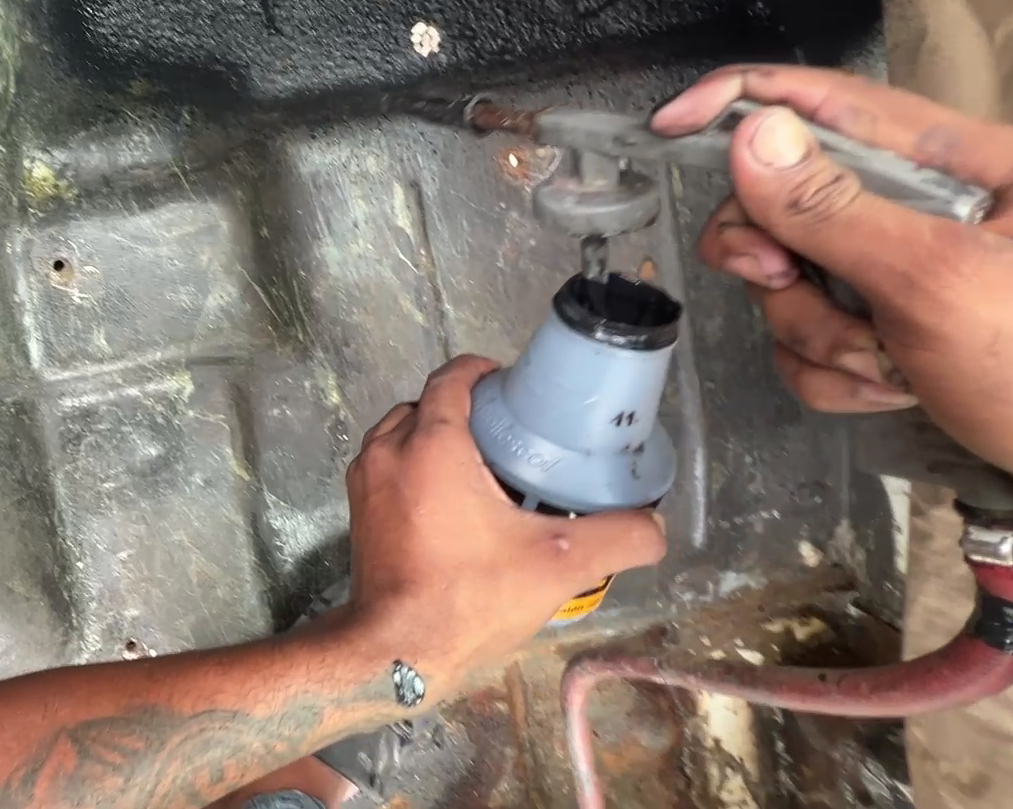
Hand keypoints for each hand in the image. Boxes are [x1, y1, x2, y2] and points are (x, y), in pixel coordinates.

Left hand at [342, 356, 666, 683]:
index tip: (507, 381)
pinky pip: (384, 462)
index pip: (449, 380)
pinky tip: (445, 496)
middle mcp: (387, 448)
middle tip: (503, 430)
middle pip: (422, 404)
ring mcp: (364, 476)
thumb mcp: (561, 562)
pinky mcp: (356, 504)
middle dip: (459, 406)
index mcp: (429, 442)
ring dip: (430, 434)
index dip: (478, 371)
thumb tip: (656, 523)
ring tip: (477, 462)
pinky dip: (410, 461)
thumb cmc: (473, 591)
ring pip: (397, 432)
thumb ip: (620, 536)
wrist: (399, 641)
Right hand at [652, 64, 1012, 483]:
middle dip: (771, 255)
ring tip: (888, 367)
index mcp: (972, 169)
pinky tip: (890, 390)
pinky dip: (831, 370)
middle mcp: (931, 212)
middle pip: (783, 204)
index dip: (741, 100)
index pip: (834, 103)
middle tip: (779, 281)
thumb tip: (750, 131)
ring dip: (815, 332)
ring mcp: (906, 274)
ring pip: (788, 281)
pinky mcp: (890, 327)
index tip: (669, 126)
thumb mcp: (942, 283)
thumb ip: (835, 209)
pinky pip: (807, 336)